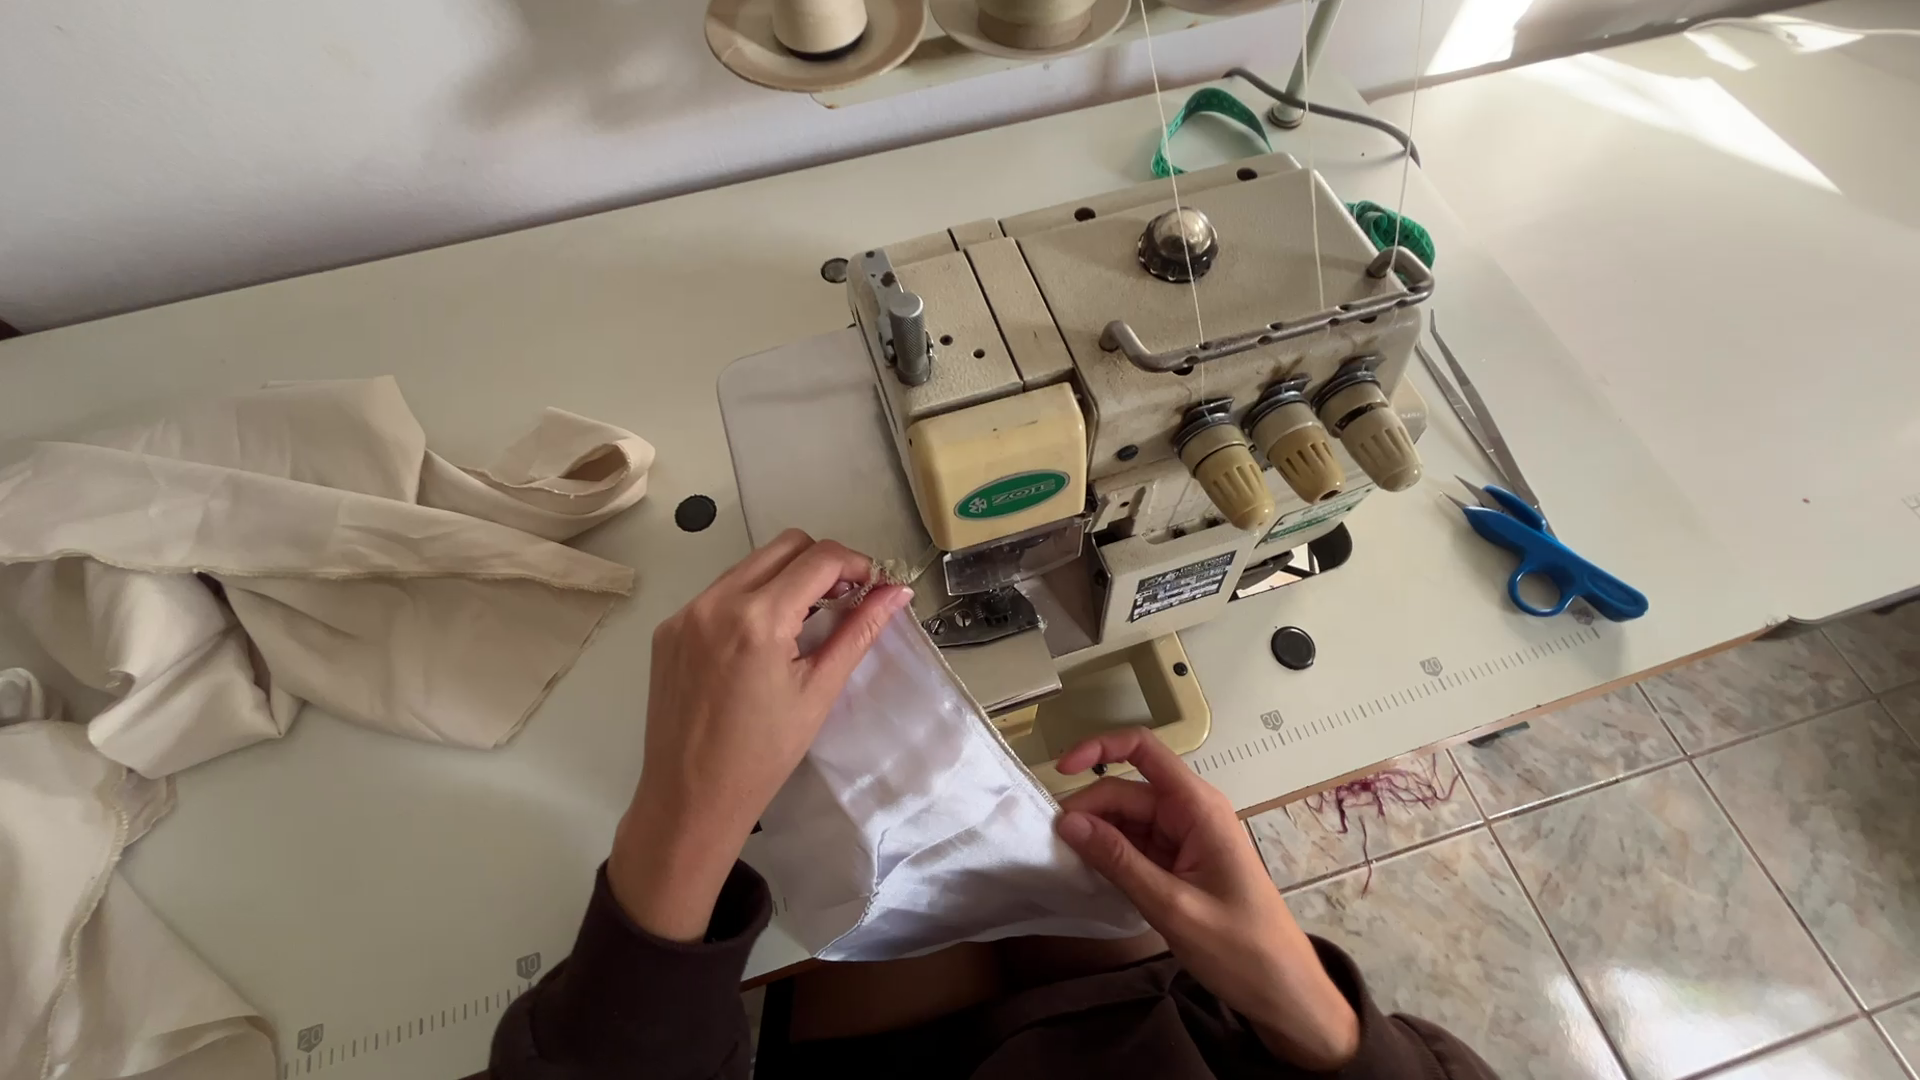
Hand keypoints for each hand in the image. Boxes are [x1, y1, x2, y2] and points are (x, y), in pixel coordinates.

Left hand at [609, 529, 912, 940]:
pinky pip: (721, 590)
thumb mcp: (820, 690)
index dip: (856, 564)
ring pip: (752, 563)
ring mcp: (686, 612)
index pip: (819, 557)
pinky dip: (752, 597)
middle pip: (785, 545)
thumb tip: (898, 592)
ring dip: (787, 577)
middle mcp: (716, 601)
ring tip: (806, 620)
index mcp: (758, 619)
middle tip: (843, 600)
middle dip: (823, 562)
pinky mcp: (667, 628)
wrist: (689, 800)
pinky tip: (763, 639)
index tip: (871, 589)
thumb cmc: (764, 754)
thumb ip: (860, 631)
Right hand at [1054, 729, 1359, 1069]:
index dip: (1099, 747)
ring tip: (1067, 860)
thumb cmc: (1240, 949)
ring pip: (1125, 817)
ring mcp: (1183, 836)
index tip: (1061, 769)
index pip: (1143, 750)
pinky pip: (1134, 842)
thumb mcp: (1172, 906)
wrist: (1285, 996)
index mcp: (1197, 806)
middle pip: (1125, 790)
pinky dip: (1110, 853)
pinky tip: (1090, 872)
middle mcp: (1189, 810)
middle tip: (1054, 843)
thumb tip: (1067, 822)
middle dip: (1089, 808)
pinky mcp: (1177, 860)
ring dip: (1096, 833)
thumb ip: (1118, 861)